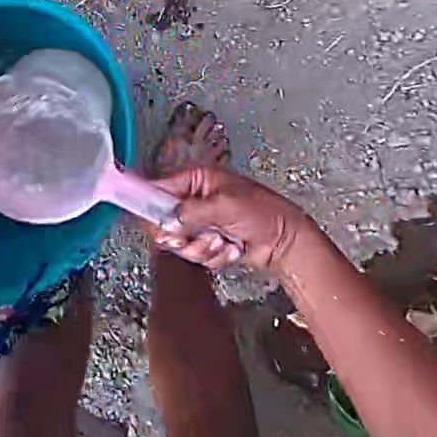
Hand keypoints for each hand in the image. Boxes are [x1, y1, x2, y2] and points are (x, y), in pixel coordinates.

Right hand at [150, 167, 315, 273]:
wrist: (286, 242)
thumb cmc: (262, 213)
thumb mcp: (224, 206)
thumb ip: (191, 213)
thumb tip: (165, 221)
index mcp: (198, 180)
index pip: (162, 188)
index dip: (152, 204)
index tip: (151, 221)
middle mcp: (195, 200)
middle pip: (166, 221)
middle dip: (184, 235)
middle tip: (201, 237)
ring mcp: (201, 223)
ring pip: (181, 242)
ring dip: (202, 248)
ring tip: (223, 242)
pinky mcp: (208, 243)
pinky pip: (196, 255)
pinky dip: (213, 256)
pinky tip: (232, 249)